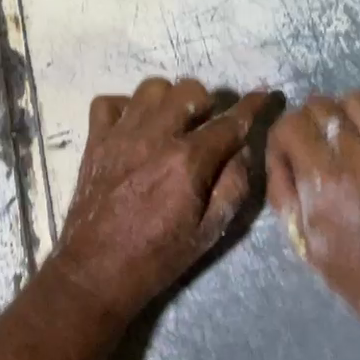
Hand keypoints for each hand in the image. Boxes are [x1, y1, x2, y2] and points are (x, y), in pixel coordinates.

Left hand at [50, 78, 273, 320]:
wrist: (96, 271)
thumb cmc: (158, 257)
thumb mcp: (209, 232)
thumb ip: (234, 185)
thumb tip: (243, 149)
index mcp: (187, 161)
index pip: (230, 121)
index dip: (252, 106)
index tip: (264, 95)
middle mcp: (154, 137)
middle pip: (190, 90)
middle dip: (208, 103)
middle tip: (208, 125)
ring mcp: (120, 134)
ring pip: (152, 88)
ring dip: (169, 100)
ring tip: (172, 123)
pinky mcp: (95, 140)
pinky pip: (110, 102)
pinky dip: (126, 108)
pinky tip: (135, 127)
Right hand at [266, 92, 359, 326]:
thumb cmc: (351, 270)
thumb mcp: (303, 239)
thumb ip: (284, 193)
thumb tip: (279, 159)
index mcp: (323, 179)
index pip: (291, 124)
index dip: (281, 134)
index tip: (286, 150)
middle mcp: (357, 157)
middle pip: (323, 105)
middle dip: (309, 118)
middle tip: (311, 139)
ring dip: (344, 111)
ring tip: (343, 130)